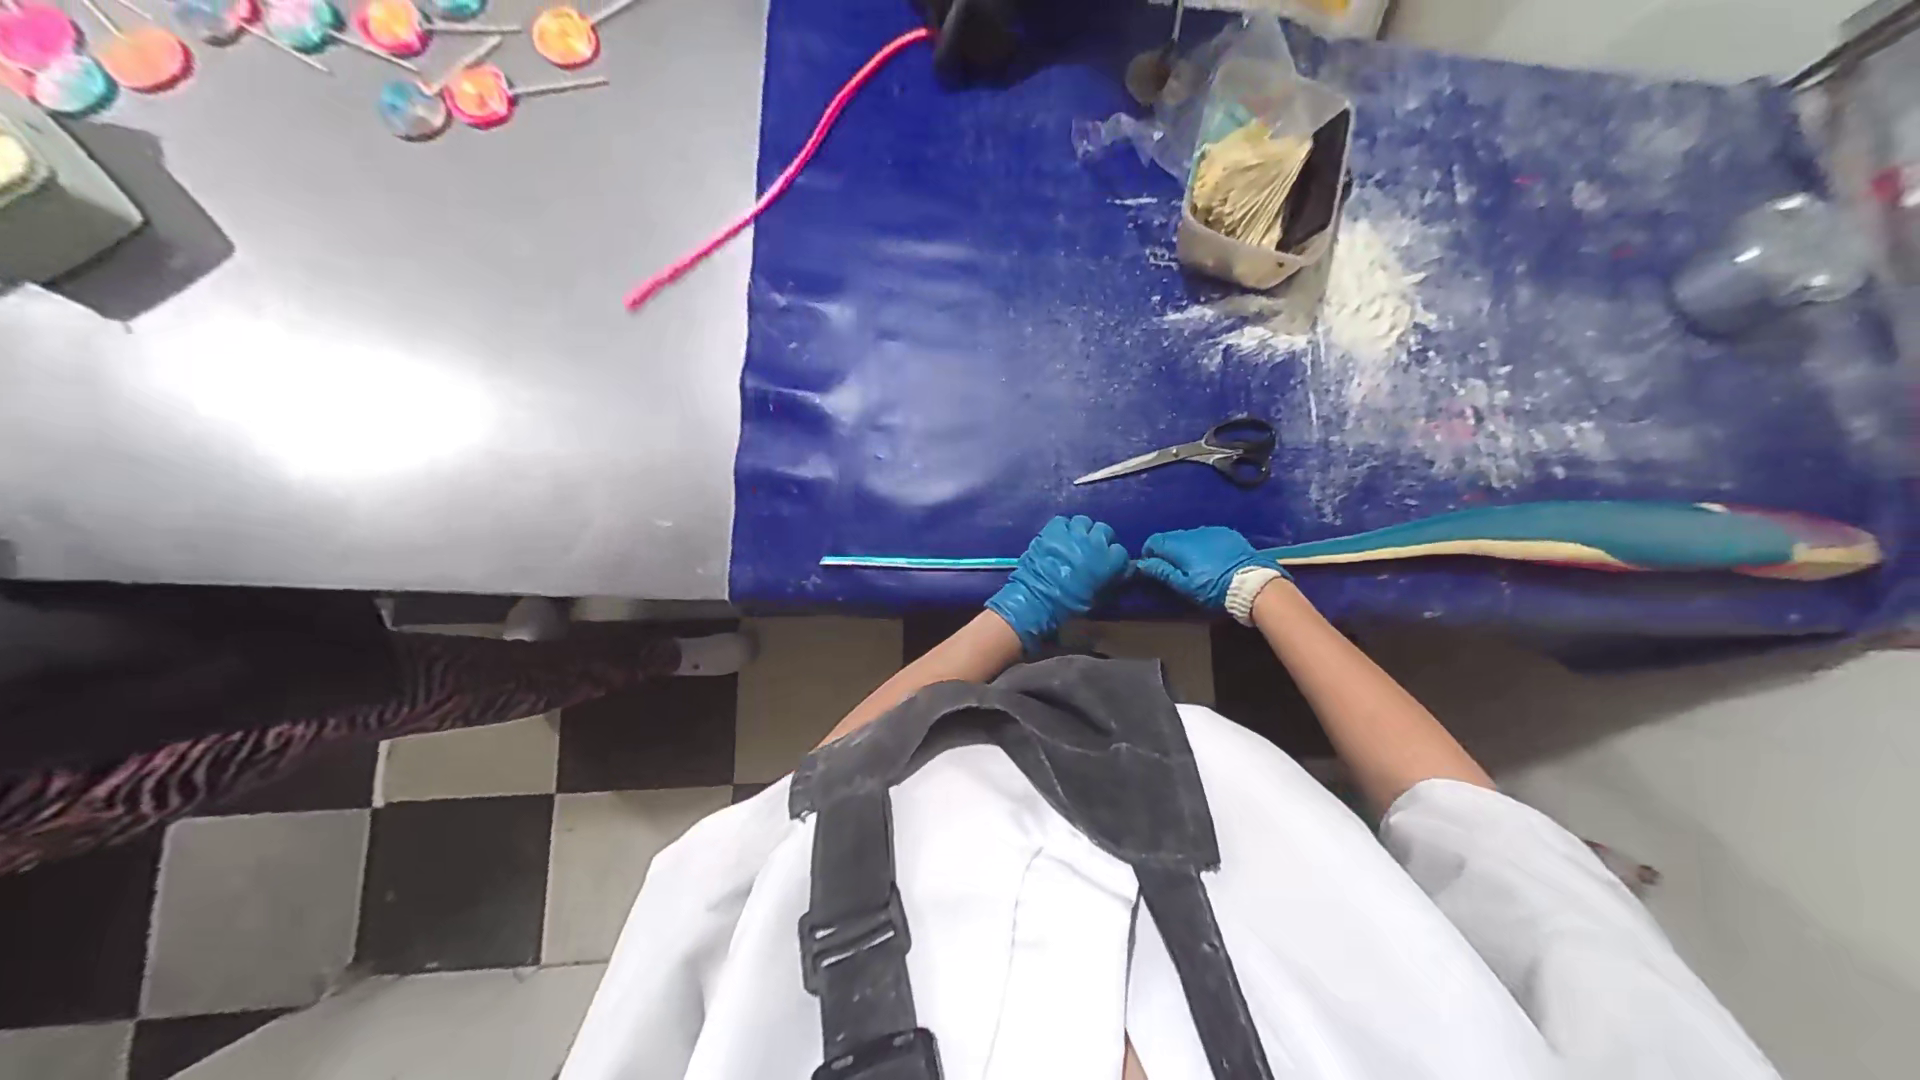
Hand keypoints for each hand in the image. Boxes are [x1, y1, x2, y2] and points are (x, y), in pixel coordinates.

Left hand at [986, 515, 1130, 652]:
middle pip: (1104, 531)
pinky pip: (1062, 521)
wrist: (1038, 599)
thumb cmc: (1070, 604)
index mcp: (1110, 561)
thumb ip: (1112, 580)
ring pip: (1083, 521)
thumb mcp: (1099, 597)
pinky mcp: (1053, 529)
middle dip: (1100, 539)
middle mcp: (1095, 542)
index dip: (1114, 558)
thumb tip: (1121, 573)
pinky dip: (1062, 528)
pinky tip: (1059, 537)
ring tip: (1074, 540)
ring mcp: (1074, 533)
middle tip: (1091, 549)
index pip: (1121, 552)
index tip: (1108, 563)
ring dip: (1081, 530)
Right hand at [1134, 526, 1288, 610]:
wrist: (1253, 583)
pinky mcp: (1227, 533)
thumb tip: (1142, 563)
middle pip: (1170, 537)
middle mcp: (1192, 532)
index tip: (1154, 568)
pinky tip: (1212, 559)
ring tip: (1195, 565)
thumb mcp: (1184, 586)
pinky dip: (1203, 545)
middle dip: (1168, 552)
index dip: (1149, 554)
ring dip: (1186, 547)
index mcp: (1179, 545)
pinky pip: (1206, 536)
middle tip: (1175, 570)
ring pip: (1188, 536)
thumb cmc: (1214, 589)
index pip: (1153, 541)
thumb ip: (1162, 571)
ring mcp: (1211, 530)